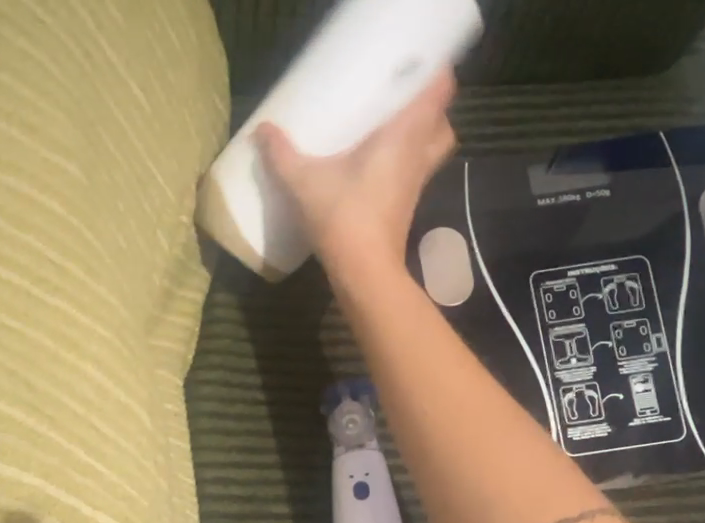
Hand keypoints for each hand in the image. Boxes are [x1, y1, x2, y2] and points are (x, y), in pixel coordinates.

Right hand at [256, 70, 457, 278]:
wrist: (364, 272)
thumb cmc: (344, 218)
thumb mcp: (305, 183)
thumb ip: (283, 155)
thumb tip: (262, 130)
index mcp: (404, 136)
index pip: (438, 92)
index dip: (433, 75)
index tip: (409, 68)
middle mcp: (417, 156)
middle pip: (442, 123)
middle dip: (428, 107)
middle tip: (400, 99)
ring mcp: (415, 185)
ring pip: (433, 151)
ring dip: (420, 137)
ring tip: (390, 130)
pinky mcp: (406, 207)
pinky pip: (415, 174)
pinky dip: (405, 164)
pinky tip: (376, 166)